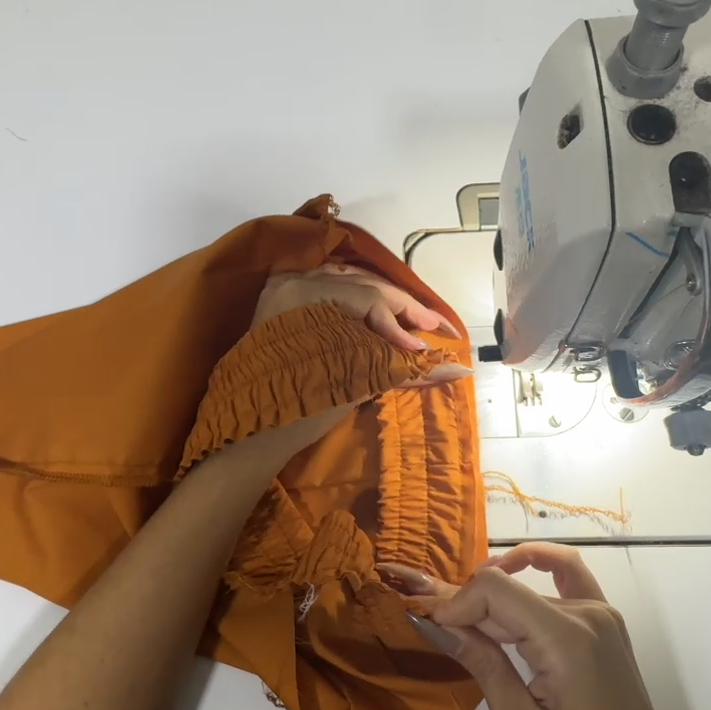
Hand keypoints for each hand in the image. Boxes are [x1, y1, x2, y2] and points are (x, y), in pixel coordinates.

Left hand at [217, 265, 470, 466]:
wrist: (252, 428)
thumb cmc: (302, 409)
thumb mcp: (356, 382)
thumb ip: (405, 367)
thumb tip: (458, 368)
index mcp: (307, 297)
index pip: (369, 300)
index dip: (404, 324)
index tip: (430, 348)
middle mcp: (293, 282)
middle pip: (360, 284)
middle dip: (400, 307)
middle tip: (434, 326)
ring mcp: (284, 287)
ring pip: (346, 280)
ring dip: (381, 297)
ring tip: (411, 317)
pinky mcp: (279, 298)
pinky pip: (326, 285)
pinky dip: (354, 294)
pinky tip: (375, 308)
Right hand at [414, 545, 689, 709]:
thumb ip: (483, 665)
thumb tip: (437, 624)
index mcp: (566, 639)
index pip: (495, 589)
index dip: (457, 602)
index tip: (432, 628)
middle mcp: (587, 613)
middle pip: (510, 586)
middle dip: (469, 605)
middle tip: (438, 629)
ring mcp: (601, 612)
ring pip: (530, 583)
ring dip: (494, 598)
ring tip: (467, 625)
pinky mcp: (605, 620)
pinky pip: (566, 574)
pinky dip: (534, 568)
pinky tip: (508, 574)